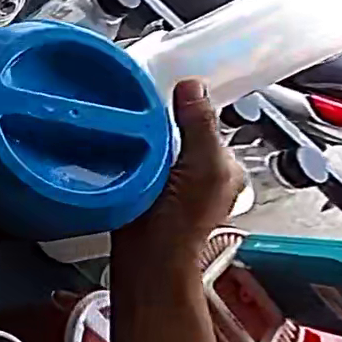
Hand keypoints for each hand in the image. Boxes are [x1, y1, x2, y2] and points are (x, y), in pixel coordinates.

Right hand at [113, 79, 243, 263]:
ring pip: (156, 145)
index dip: (185, 108)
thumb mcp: (202, 165)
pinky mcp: (144, 191)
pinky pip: (137, 160)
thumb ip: (200, 124)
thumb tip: (192, 84)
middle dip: (159, 122)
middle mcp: (202, 175)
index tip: (161, 95)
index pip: (206, 123)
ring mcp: (172, 185)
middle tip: (137, 112)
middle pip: (178, 132)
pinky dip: (128, 152)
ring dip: (141, 137)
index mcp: (225, 167)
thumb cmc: (180, 218)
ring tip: (125, 127)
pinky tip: (117, 148)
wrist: (145, 258)